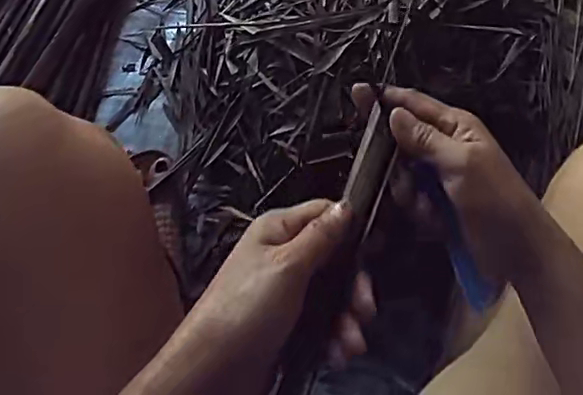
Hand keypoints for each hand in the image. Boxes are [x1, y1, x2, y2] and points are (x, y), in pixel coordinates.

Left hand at [124, 200, 376, 394]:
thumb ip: (320, 237)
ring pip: (330, 294)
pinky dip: (333, 337)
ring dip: (346, 318)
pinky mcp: (286, 327)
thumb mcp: (287, 268)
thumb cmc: (243, 312)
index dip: (351, 229)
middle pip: (334, 258)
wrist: (208, 377)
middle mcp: (283, 255)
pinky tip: (339, 353)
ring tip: (351, 342)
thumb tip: (346, 205)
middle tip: (365, 309)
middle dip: (352, 285)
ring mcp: (284, 293)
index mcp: (278, 229)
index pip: (324, 213)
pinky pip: (320, 323)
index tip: (374, 250)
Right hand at [351, 84, 549, 288]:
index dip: (386, 98)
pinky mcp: (437, 206)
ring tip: (426, 207)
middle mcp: (445, 146)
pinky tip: (433, 222)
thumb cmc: (495, 200)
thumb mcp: (461, 163)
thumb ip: (425, 139)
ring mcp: (440, 178)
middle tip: (406, 180)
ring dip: (408, 193)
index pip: (414, 104)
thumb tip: (393, 112)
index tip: (356, 92)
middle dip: (395, 161)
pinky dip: (417, 212)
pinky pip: (411, 201)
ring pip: (402, 174)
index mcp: (455, 126)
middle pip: (402, 140)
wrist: (519, 255)